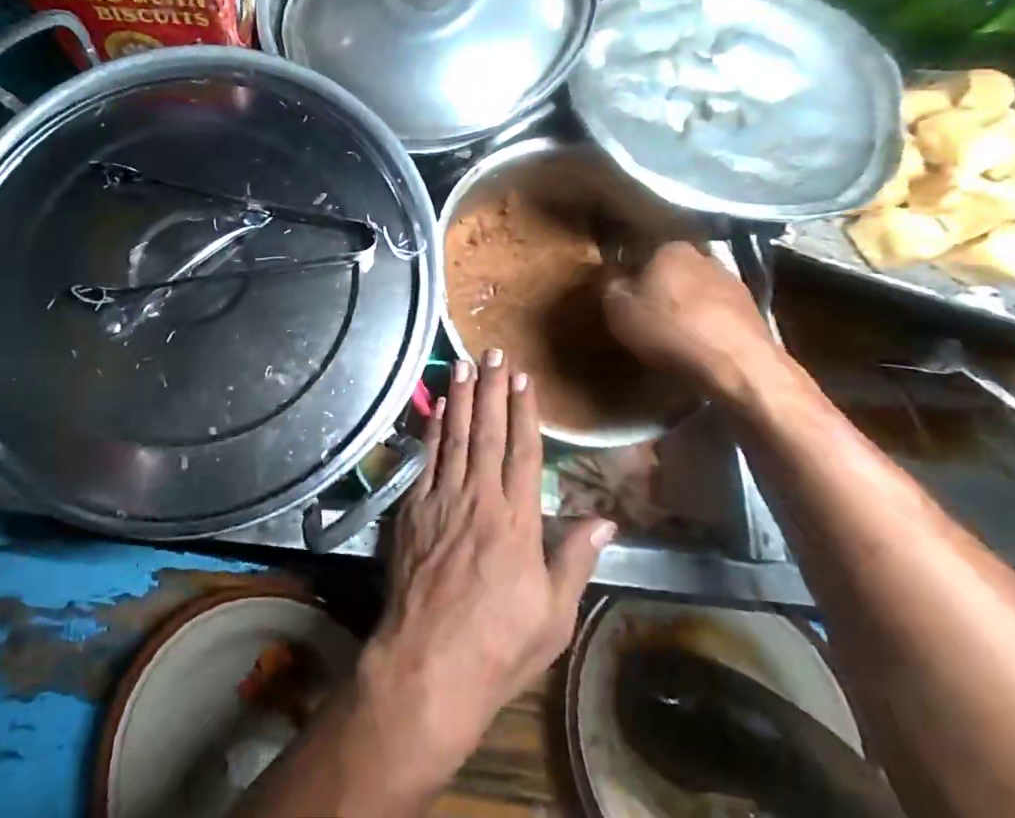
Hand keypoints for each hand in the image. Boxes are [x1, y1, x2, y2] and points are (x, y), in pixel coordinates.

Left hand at [363, 350, 615, 763]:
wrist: (428, 661)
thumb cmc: (499, 644)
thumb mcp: (554, 613)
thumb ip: (575, 558)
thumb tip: (605, 519)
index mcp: (517, 522)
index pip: (523, 452)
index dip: (524, 412)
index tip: (524, 379)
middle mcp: (477, 501)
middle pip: (486, 433)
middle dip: (491, 390)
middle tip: (493, 353)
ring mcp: (439, 502)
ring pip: (451, 438)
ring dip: (458, 398)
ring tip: (461, 364)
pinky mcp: (410, 512)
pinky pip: (423, 461)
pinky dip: (429, 432)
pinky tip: (433, 410)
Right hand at [600, 241, 784, 399]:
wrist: (736, 363)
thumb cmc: (668, 328)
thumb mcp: (617, 308)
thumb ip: (609, 284)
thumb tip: (612, 273)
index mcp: (671, 249)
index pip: (642, 254)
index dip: (630, 275)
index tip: (623, 297)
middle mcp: (705, 257)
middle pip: (672, 272)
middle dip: (660, 289)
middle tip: (645, 316)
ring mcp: (734, 282)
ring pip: (697, 291)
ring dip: (685, 307)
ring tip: (672, 335)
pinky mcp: (753, 310)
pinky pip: (717, 312)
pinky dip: (706, 324)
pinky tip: (697, 345)